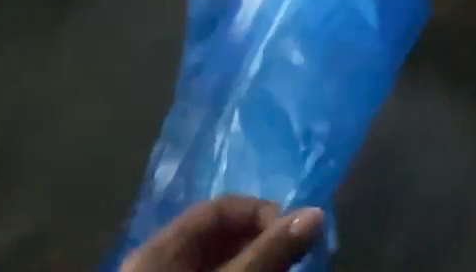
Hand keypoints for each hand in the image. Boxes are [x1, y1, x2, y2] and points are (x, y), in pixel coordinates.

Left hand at [120, 197, 323, 271]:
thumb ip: (270, 252)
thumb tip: (317, 213)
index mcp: (160, 253)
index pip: (221, 209)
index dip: (261, 213)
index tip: (293, 236)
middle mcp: (159, 269)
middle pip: (221, 239)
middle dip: (264, 246)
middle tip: (293, 264)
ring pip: (223, 267)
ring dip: (258, 268)